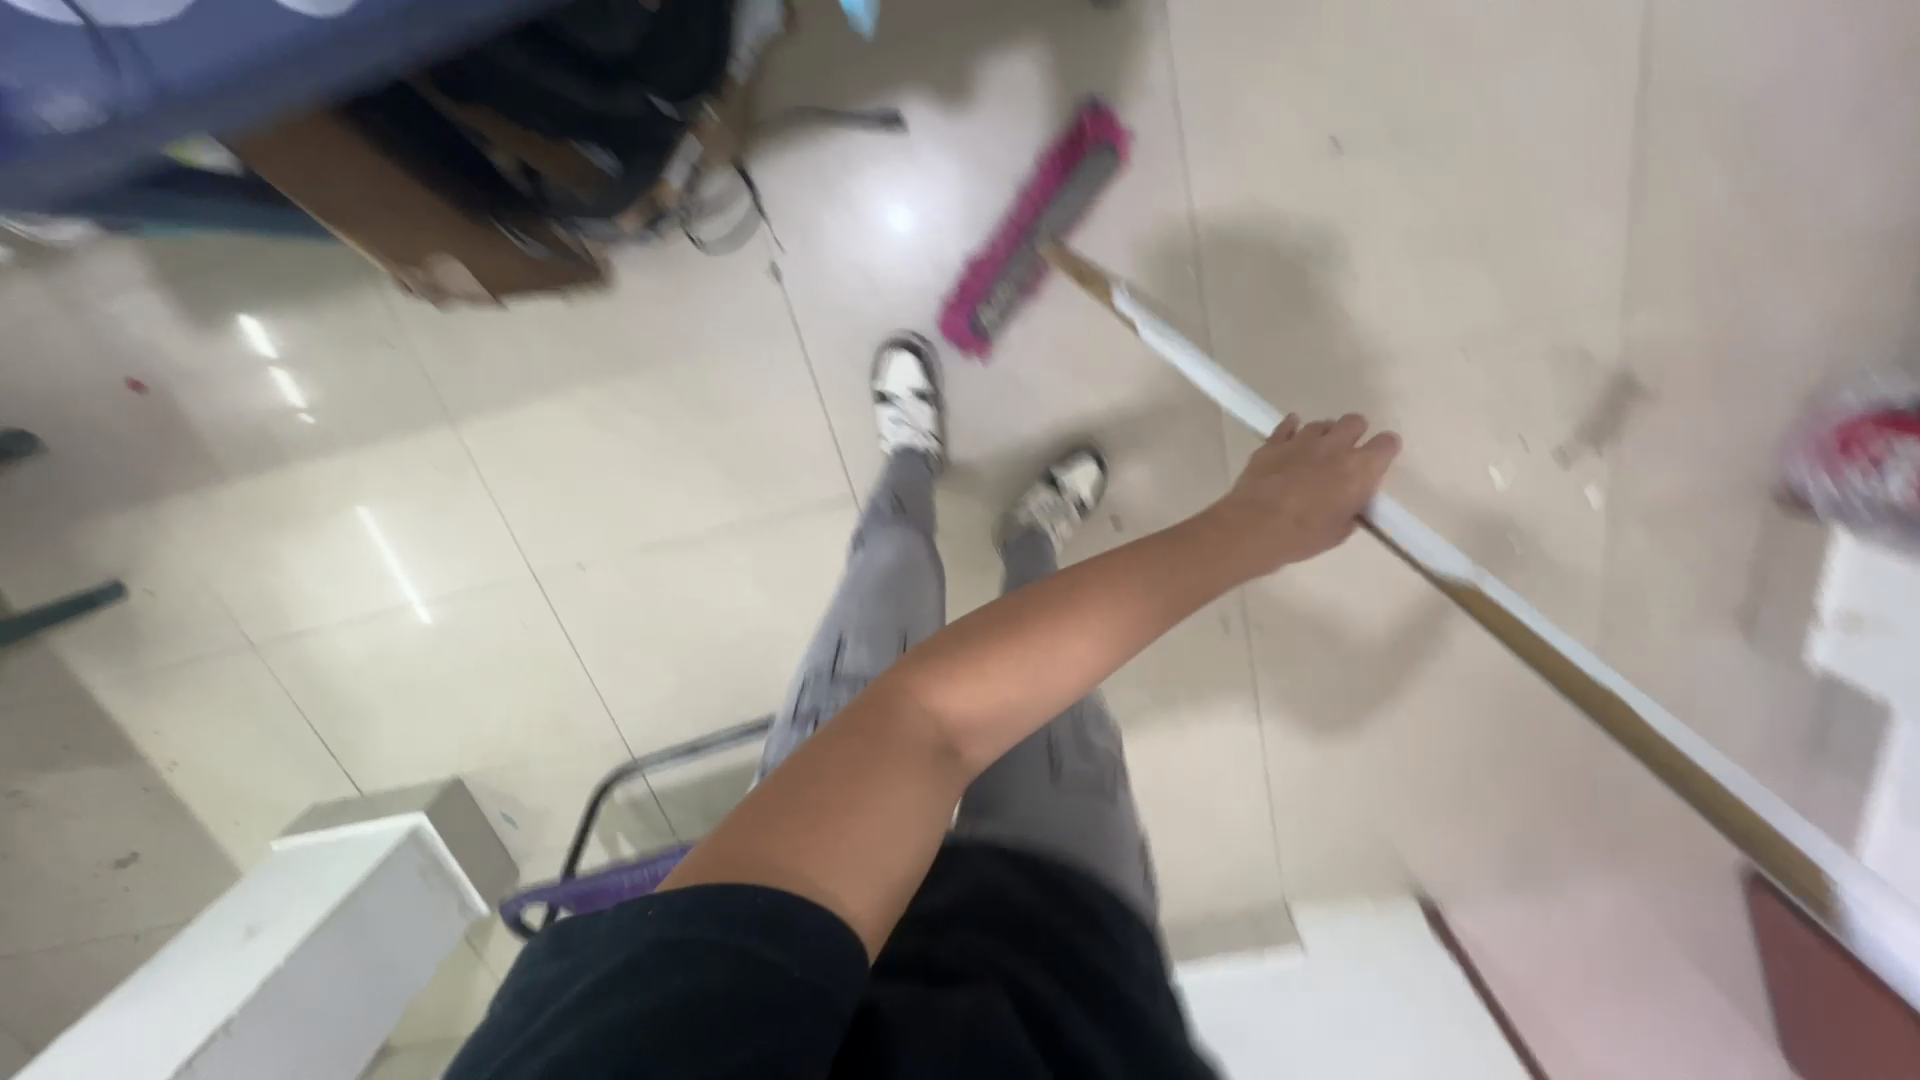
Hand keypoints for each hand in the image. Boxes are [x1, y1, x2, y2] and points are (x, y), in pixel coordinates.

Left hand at [1201, 413, 1399, 577]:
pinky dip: (1291, 428)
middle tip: (1345, 453)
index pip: (1387, 444)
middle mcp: (1335, 446)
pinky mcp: (1272, 443)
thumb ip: (1350, 510)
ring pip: (1321, 424)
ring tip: (1315, 451)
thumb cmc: (1302, 535)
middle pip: (1354, 422)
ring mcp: (1301, 441)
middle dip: (1353, 434)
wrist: (1254, 526)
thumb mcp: (1339, 531)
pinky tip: (1290, 435)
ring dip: (1323, 434)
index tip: (1376, 461)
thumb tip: (1348, 505)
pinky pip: (1286, 425)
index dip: (1383, 451)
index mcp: (1360, 468)